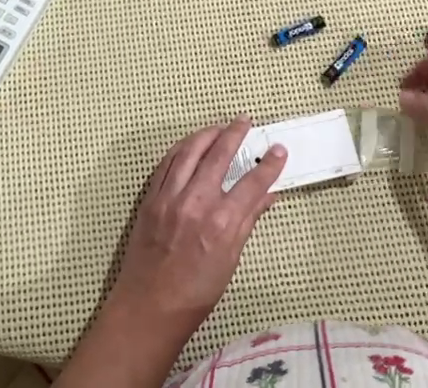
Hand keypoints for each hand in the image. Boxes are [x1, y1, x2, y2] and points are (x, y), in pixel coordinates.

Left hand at [106, 119, 286, 324]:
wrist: (149, 307)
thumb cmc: (195, 292)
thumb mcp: (231, 259)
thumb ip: (248, 220)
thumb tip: (268, 195)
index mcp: (221, 222)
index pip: (253, 182)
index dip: (270, 164)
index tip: (279, 150)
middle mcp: (195, 202)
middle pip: (219, 154)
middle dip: (235, 133)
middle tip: (245, 121)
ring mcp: (169, 197)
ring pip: (190, 150)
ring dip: (207, 133)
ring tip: (220, 126)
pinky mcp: (151, 197)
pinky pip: (167, 162)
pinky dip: (182, 147)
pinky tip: (191, 144)